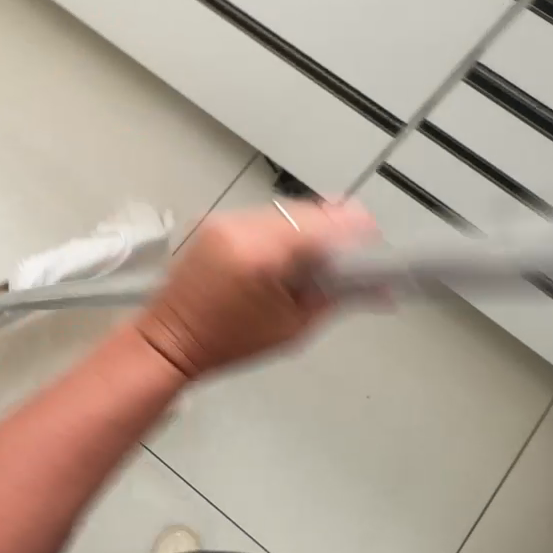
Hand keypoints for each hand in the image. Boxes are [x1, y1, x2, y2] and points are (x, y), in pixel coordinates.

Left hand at [132, 199, 377, 379]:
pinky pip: (264, 217)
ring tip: (317, 262)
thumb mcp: (294, 326)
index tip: (375, 246)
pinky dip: (283, 230)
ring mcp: (226, 220)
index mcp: (262, 253)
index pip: (326, 223)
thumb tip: (382, 288)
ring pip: (287, 211)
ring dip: (309, 229)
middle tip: (351, 260)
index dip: (357, 231)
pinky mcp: (217, 222)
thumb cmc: (229, 342)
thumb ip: (339, 297)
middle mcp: (242, 227)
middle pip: (308, 212)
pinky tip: (286, 257)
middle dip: (335, 231)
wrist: (170, 339)